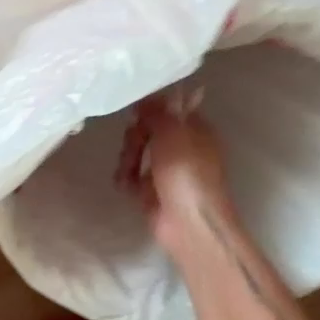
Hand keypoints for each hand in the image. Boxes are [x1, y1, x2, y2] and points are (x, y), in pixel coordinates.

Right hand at [115, 94, 234, 248]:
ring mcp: (166, 170)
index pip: (168, 110)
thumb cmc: (186, 172)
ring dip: (127, 159)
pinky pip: (131, 175)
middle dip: (135, 138)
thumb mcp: (173, 132)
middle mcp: (181, 147)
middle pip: (147, 130)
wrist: (188, 222)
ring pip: (136, 152)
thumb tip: (148, 97)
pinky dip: (126, 178)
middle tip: (135, 147)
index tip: (137, 114)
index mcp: (194, 130)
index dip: (151, 110)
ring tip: (128, 173)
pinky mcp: (151, 190)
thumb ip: (157, 111)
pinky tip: (125, 185)